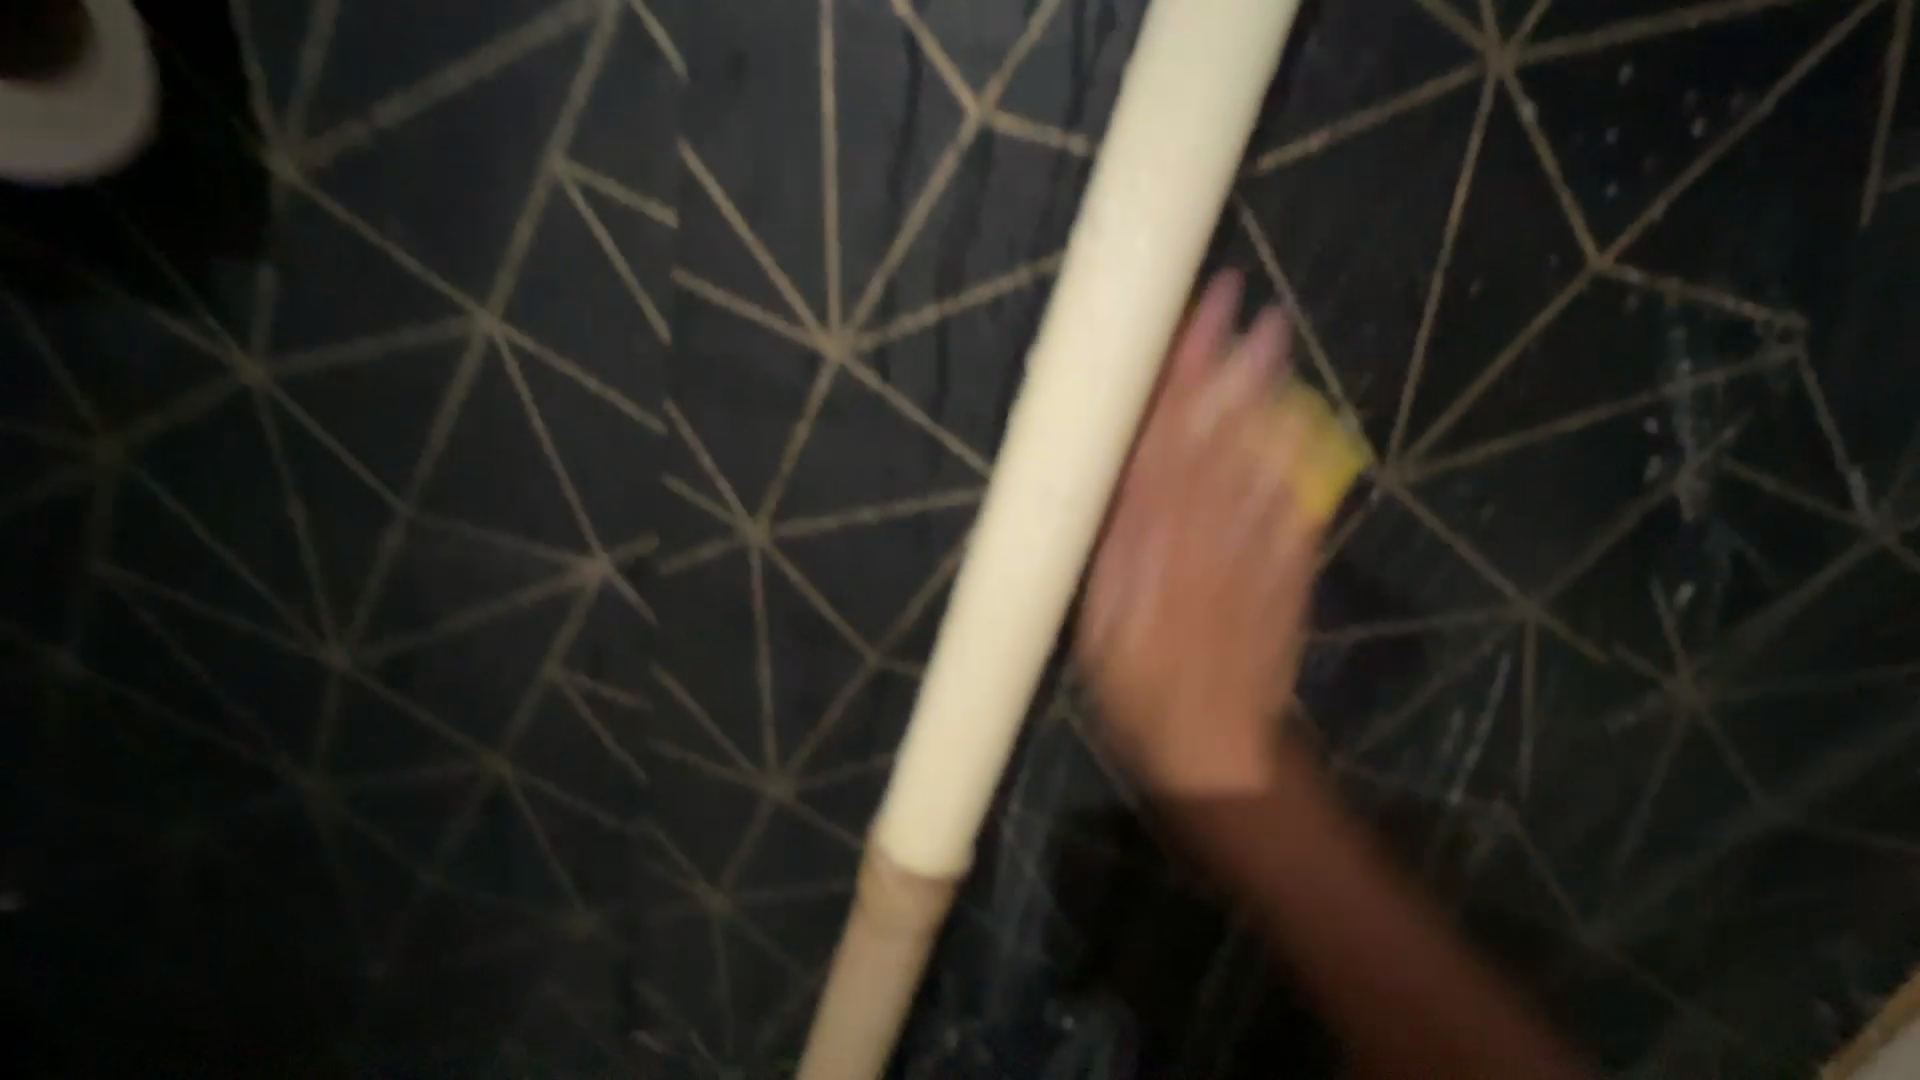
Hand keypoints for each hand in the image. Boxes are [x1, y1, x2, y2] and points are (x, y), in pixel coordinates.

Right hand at [1076, 270, 1323, 794]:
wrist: (1216, 749)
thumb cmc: (1137, 693)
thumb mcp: (1098, 627)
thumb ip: (1114, 550)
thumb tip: (1122, 480)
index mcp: (1150, 548)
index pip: (1161, 446)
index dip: (1175, 383)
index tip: (1185, 327)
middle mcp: (1205, 537)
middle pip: (1215, 440)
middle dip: (1227, 370)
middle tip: (1242, 306)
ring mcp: (1254, 551)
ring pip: (1258, 459)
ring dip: (1266, 398)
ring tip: (1272, 338)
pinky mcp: (1288, 572)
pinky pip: (1293, 505)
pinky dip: (1294, 456)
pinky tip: (1298, 420)